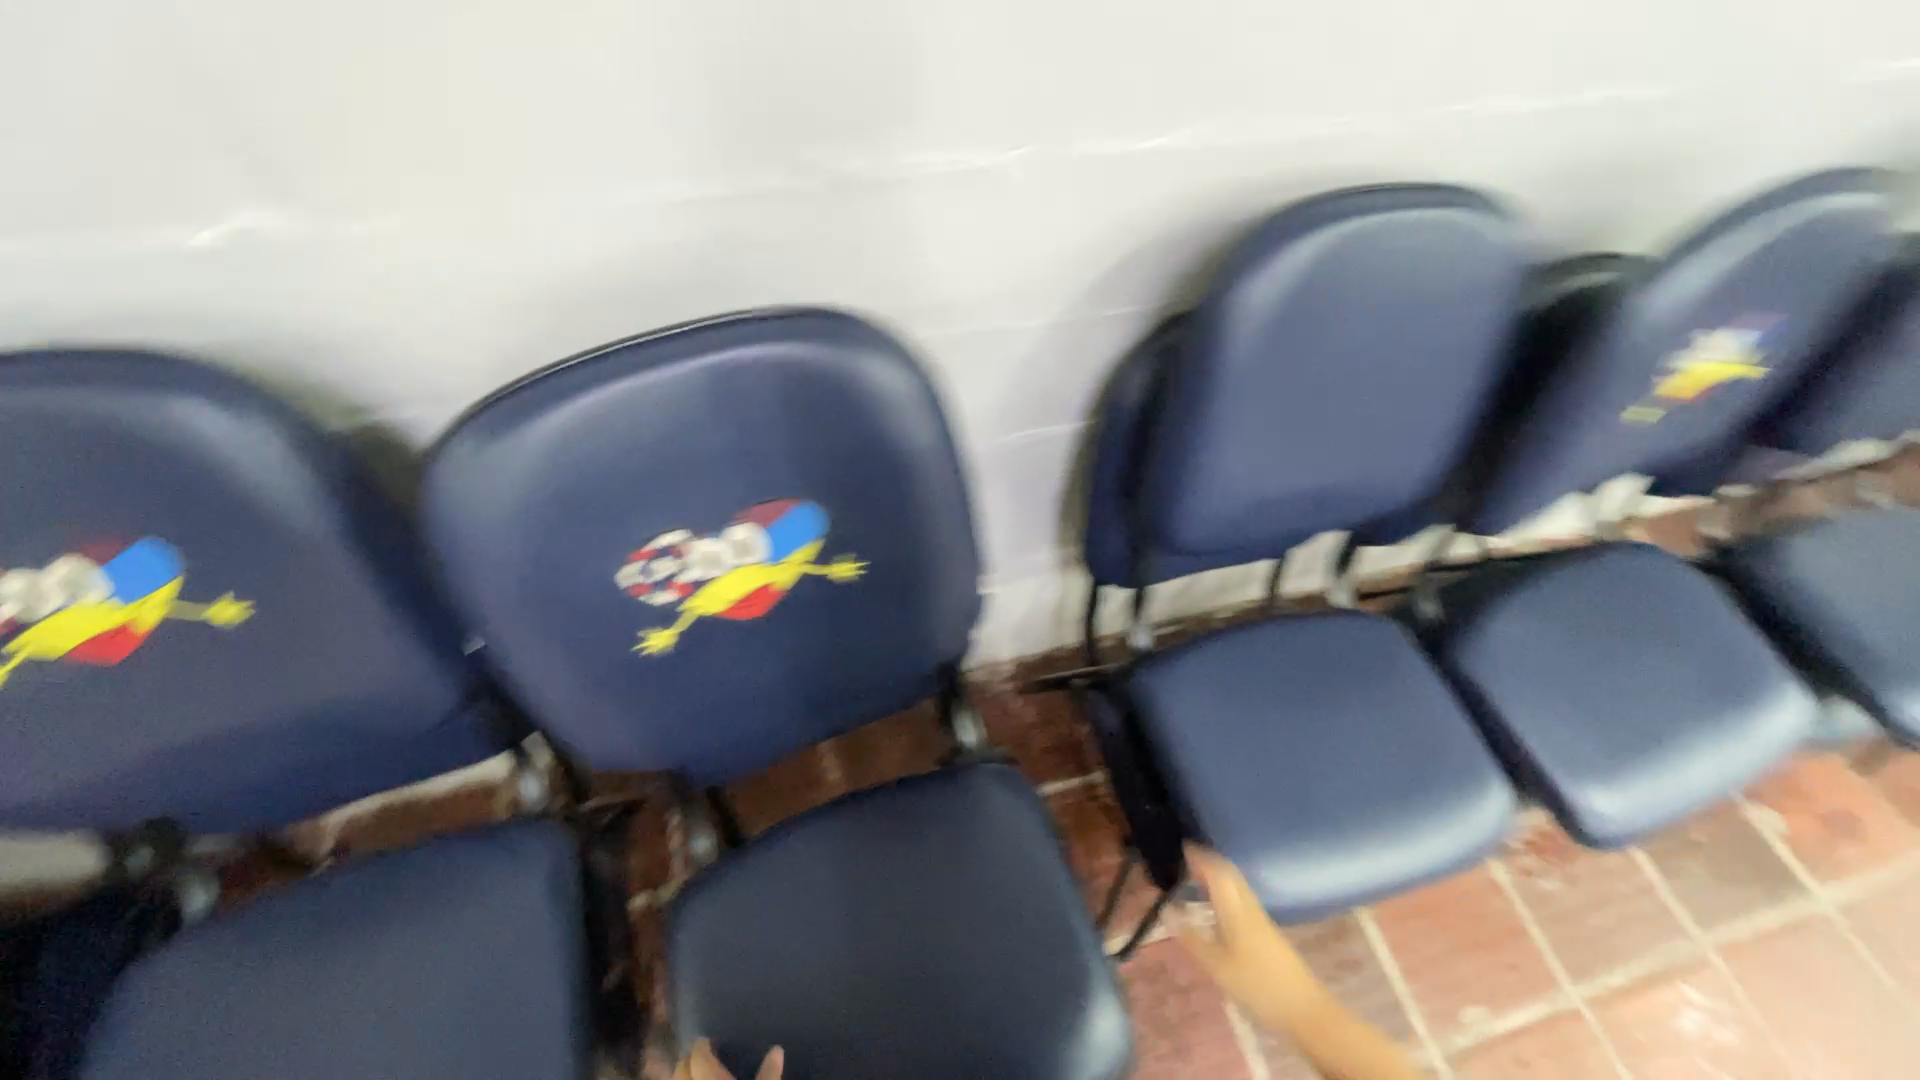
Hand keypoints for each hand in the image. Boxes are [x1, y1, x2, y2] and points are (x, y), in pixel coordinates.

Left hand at [674, 1038, 782, 1079]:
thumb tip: (777, 1049)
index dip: (701, 1046)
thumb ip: (769, 1073)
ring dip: (681, 1076)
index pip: (699, 1056)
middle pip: (681, 1070)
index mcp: (710, 1078)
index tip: (707, 1040)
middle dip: (687, 1059)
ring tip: (693, 1072)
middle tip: (699, 1054)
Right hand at [1173, 844, 1327, 1027]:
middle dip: (1208, 862)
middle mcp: (1250, 908)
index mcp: (1237, 910)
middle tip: (1184, 860)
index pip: (1218, 871)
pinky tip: (1215, 908)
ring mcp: (1262, 920)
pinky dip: (1224, 892)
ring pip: (1237, 886)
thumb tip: (1168, 910)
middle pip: (1230, 874)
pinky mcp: (1267, 932)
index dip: (1200, 856)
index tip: (1180, 847)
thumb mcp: (1217, 967)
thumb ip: (1192, 938)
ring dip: (1217, 876)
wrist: (1306, 1011)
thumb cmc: (1258, 986)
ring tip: (1194, 879)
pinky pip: (1241, 899)